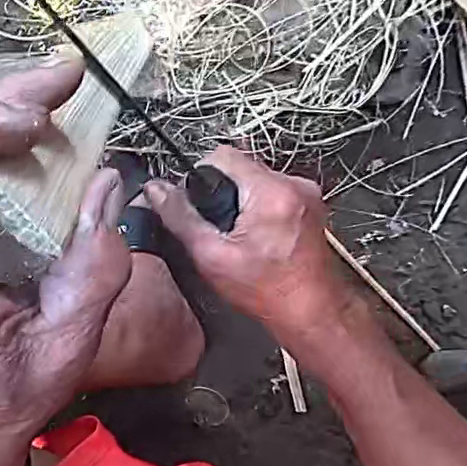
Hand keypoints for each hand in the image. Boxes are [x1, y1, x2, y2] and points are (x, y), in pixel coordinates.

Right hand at [145, 147, 352, 351]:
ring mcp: (305, 193)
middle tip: (216, 226)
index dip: (197, 177)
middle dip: (218, 191)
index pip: (221, 155)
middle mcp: (294, 185)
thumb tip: (156, 190)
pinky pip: (268, 190)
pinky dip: (253, 206)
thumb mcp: (210, 255)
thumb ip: (180, 217)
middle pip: (238, 165)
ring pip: (252, 177)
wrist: (309, 310)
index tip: (195, 204)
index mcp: (272, 192)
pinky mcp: (308, 203)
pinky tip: (251, 235)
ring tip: (234, 234)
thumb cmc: (267, 290)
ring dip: (236, 199)